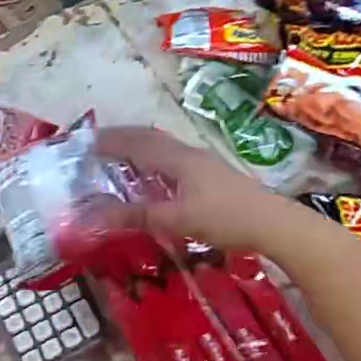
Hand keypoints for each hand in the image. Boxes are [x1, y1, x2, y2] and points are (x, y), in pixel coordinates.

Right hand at [94, 127, 313, 252]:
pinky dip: (155, 160)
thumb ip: (136, 216)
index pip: (136, 143)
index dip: (110, 141)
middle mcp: (189, 153)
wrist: (273, 223)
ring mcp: (203, 162)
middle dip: (123, 138)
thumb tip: (94, 215)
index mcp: (177, 158)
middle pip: (150, 138)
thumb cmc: (224, 217)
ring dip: (140, 147)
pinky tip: (158, 176)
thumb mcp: (176, 220)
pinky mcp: (213, 174)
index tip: (86, 141)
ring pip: (164, 147)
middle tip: (99, 144)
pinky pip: (174, 158)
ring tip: (122, 156)